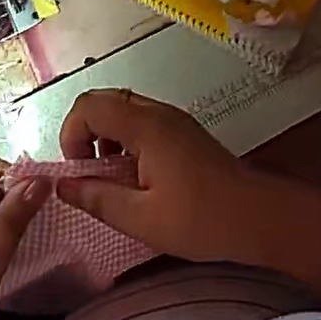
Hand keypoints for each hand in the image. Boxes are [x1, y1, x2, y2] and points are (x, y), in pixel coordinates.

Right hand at [55, 89, 295, 264]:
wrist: (258, 216)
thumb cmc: (201, 219)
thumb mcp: (141, 218)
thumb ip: (97, 198)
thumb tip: (62, 185)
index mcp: (146, 126)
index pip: (89, 105)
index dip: (71, 134)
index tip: (77, 170)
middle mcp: (158, 112)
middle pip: (104, 99)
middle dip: (84, 131)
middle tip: (87, 171)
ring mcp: (173, 118)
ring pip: (122, 108)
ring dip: (104, 135)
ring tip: (110, 177)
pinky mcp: (183, 130)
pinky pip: (141, 120)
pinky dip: (124, 139)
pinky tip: (134, 175)